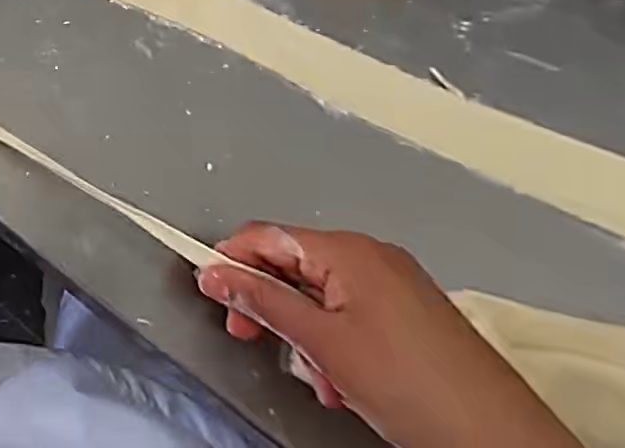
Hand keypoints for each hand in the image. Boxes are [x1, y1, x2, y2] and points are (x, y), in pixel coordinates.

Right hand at [197, 223, 578, 447]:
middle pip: (292, 264)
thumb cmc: (413, 388)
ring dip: (304, 331)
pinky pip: (351, 311)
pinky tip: (345, 380)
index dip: (230, 261)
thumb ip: (260, 301)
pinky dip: (335, 340)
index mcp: (348, 250)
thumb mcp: (321, 343)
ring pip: (320, 294)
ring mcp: (398, 284)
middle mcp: (372, 255)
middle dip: (269, 303)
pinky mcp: (415, 314)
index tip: (209, 291)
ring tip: (318, 376)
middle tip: (251, 336)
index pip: (265, 236)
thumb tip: (213, 275)